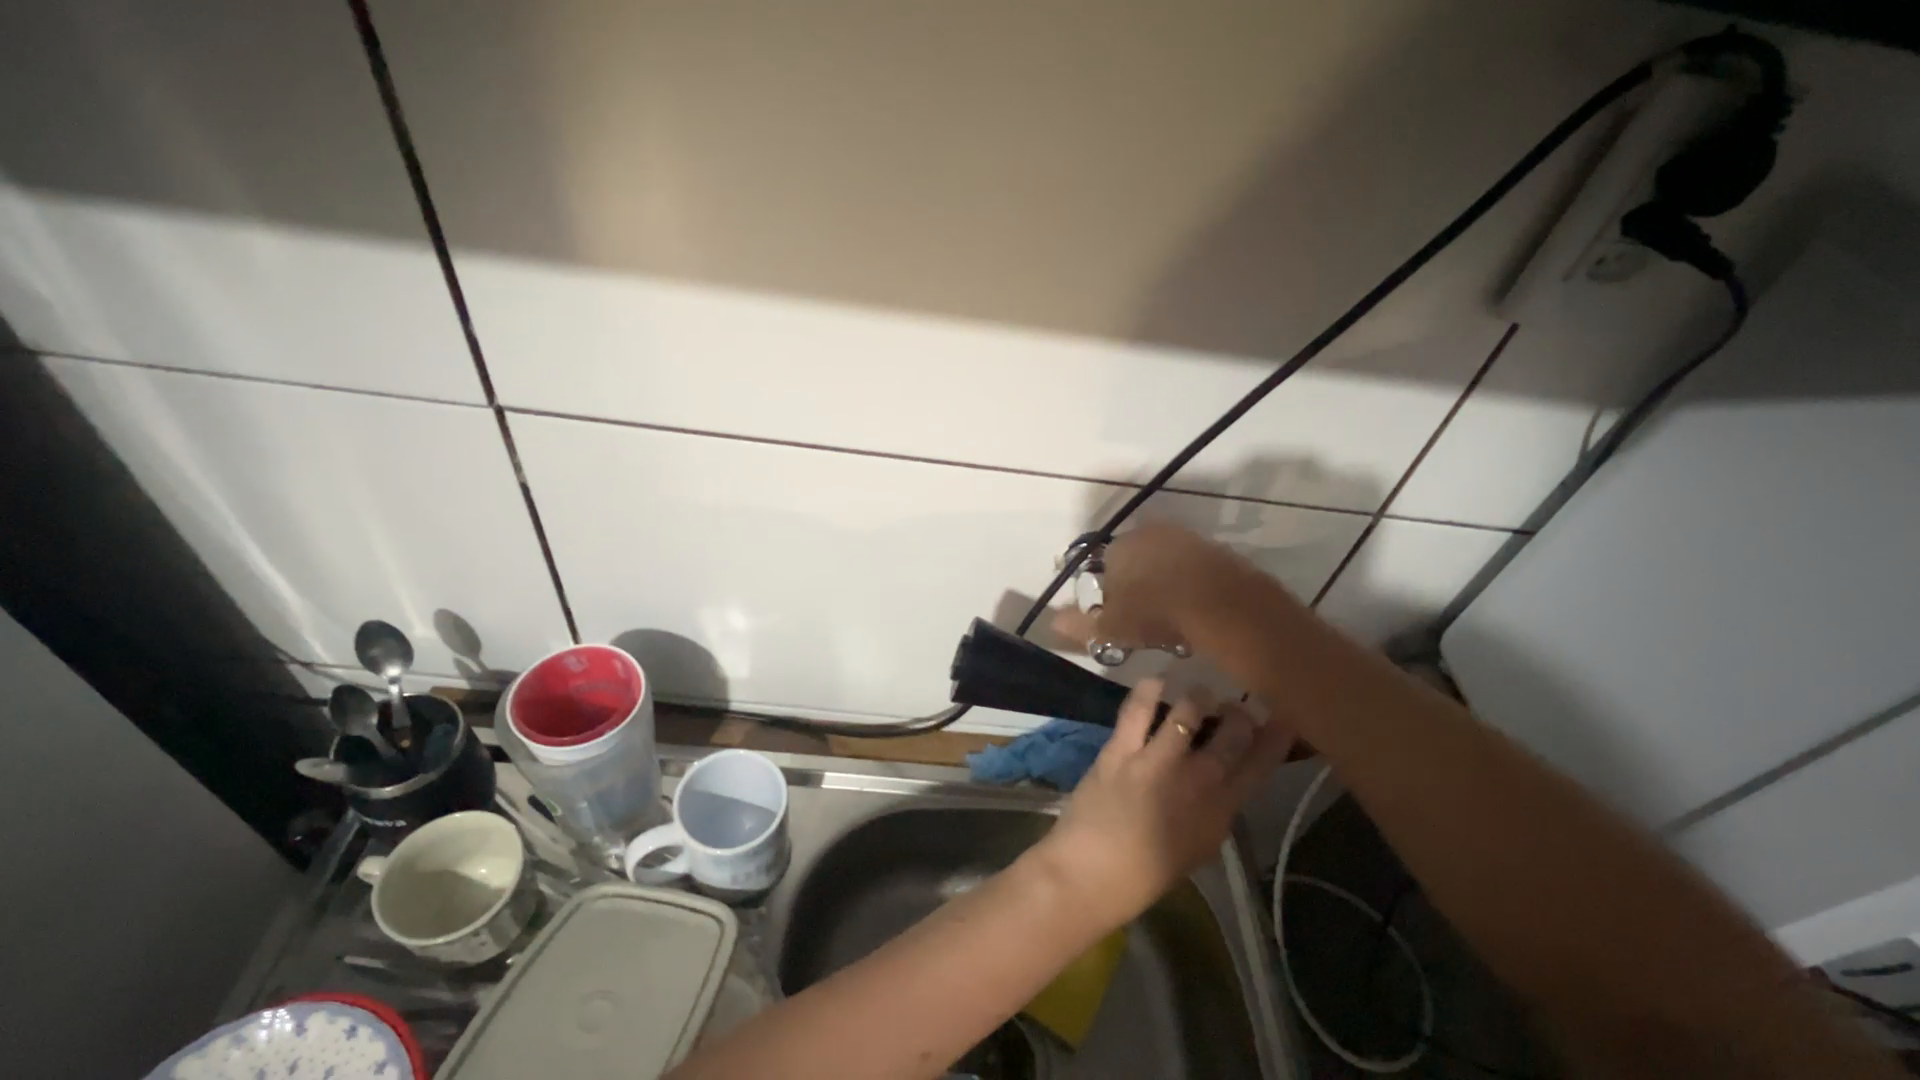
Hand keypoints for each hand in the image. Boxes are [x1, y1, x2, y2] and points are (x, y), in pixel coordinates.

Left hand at [1025, 679, 1294, 927]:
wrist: (1094, 873)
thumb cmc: (1149, 872)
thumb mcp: (1199, 846)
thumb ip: (1214, 812)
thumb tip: (1221, 786)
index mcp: (1221, 809)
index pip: (1260, 766)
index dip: (1276, 738)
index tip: (1284, 717)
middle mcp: (1197, 779)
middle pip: (1233, 732)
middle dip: (1239, 712)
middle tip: (1233, 706)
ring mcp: (1158, 761)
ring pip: (1190, 711)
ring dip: (1199, 697)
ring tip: (1198, 693)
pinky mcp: (1121, 749)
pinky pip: (1138, 709)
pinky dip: (1149, 690)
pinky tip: (1156, 681)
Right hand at [1051, 522, 1287, 655]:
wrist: (1218, 602)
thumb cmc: (1153, 613)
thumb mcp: (1110, 627)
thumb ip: (1079, 624)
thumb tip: (1052, 620)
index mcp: (1117, 548)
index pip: (1102, 567)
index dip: (1108, 593)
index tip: (1118, 616)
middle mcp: (1147, 533)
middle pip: (1134, 560)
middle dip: (1137, 583)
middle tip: (1145, 617)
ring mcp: (1182, 536)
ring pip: (1163, 561)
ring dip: (1163, 581)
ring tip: (1170, 613)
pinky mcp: (1212, 546)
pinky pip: (1191, 566)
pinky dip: (1188, 582)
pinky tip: (1193, 605)